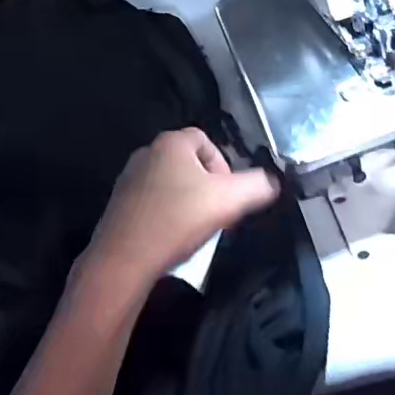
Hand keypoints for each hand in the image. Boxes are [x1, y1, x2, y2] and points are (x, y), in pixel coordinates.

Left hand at [81, 128, 279, 291]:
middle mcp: (147, 150)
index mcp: (171, 142)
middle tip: (216, 213)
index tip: (228, 195)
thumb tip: (273, 180)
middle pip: (188, 161)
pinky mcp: (121, 199)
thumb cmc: (177, 219)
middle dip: (207, 186)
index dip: (223, 165)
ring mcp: (130, 174)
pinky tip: (172, 235)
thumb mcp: (228, 201)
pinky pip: (152, 198)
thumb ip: (256, 187)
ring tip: (195, 228)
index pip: (205, 140)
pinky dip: (166, 211)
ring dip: (187, 200)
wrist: (125, 255)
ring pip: (170, 180)